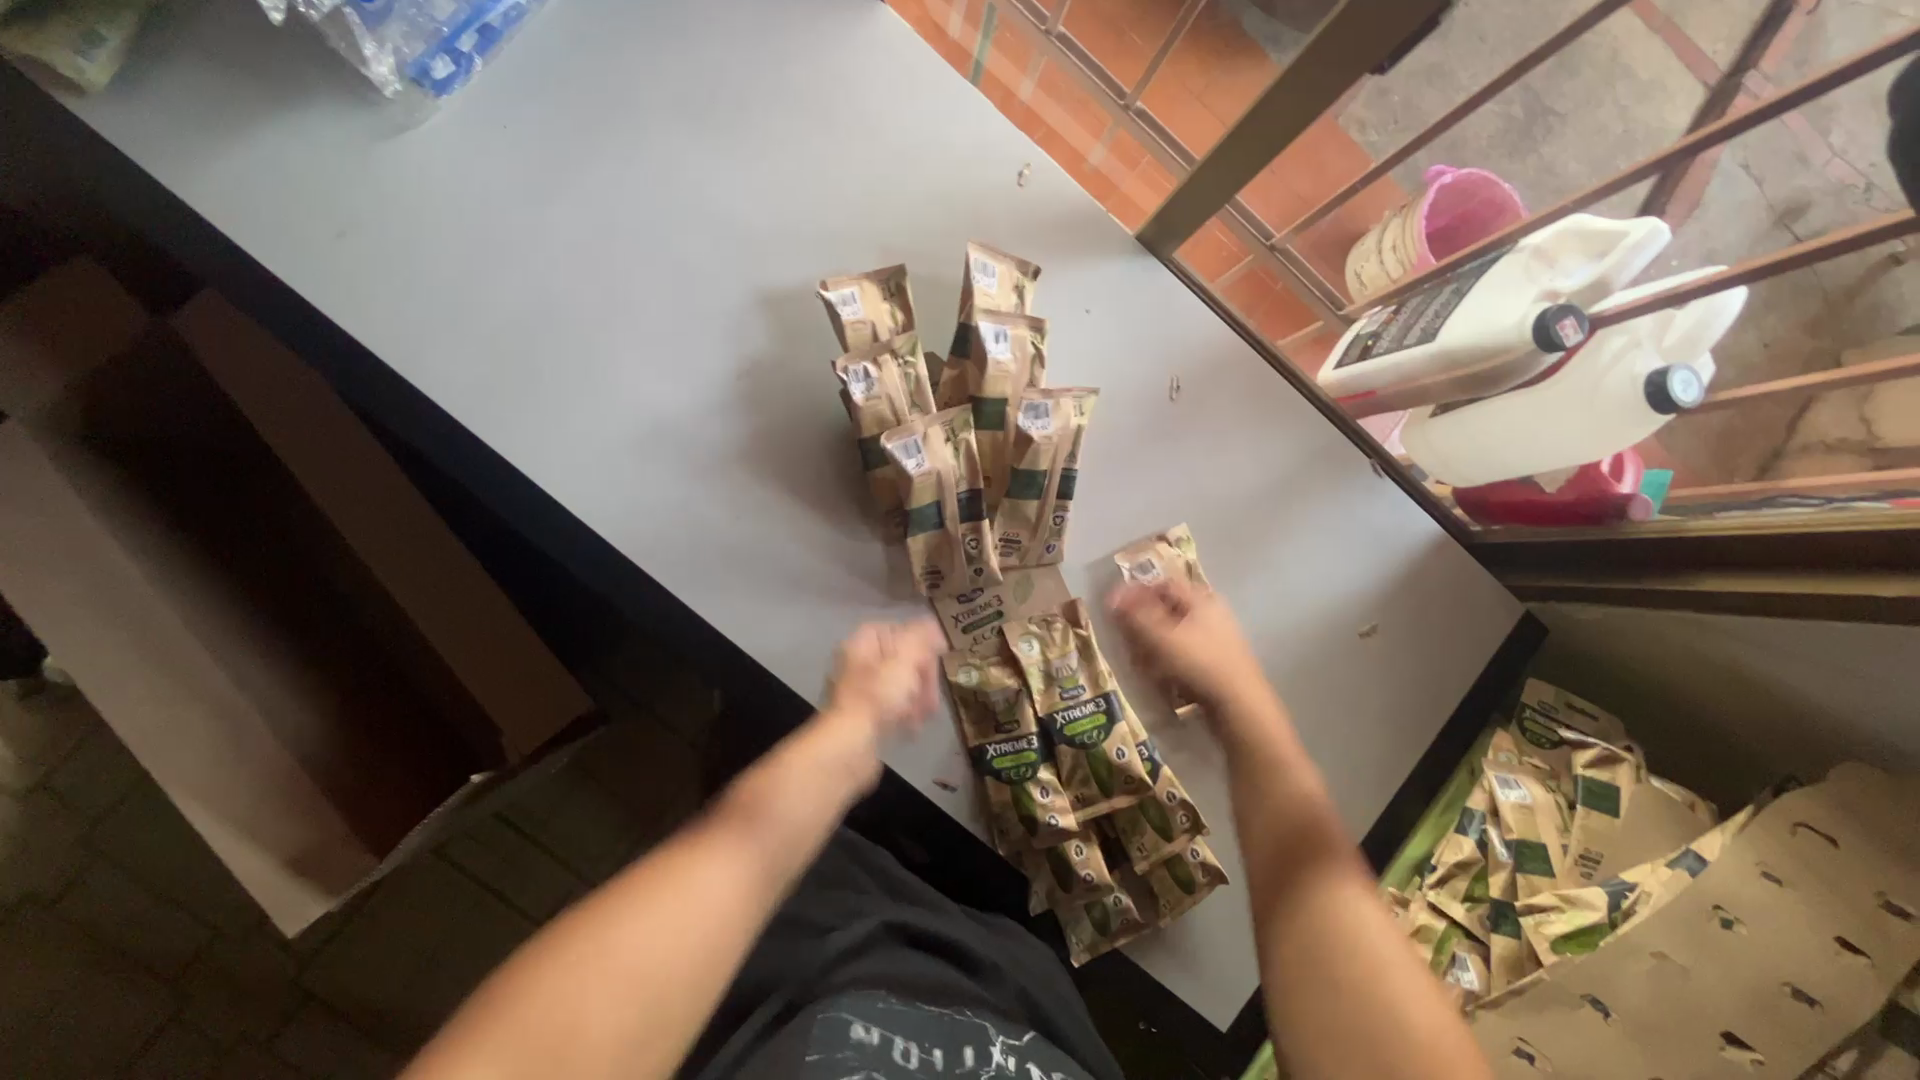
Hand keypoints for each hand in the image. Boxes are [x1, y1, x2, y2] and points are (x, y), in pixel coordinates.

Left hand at [824, 619, 945, 743]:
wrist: (849, 744)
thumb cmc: (877, 696)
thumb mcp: (905, 659)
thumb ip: (921, 637)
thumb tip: (933, 625)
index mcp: (862, 643)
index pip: (896, 630)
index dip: (920, 644)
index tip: (937, 658)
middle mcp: (857, 663)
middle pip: (900, 660)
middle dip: (922, 677)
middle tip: (931, 695)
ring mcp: (859, 691)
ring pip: (898, 686)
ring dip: (917, 698)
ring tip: (925, 714)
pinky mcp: (862, 716)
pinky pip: (891, 708)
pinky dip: (905, 714)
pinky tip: (913, 726)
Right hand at [1107, 577, 1272, 718]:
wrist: (1239, 705)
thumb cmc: (1200, 663)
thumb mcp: (1162, 636)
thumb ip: (1136, 614)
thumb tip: (1112, 596)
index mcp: (1201, 599)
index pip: (1163, 584)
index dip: (1138, 592)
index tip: (1117, 608)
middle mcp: (1211, 613)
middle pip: (1167, 610)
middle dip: (1143, 625)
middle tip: (1127, 641)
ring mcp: (1215, 638)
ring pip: (1173, 634)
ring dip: (1153, 647)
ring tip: (1141, 664)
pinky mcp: (1215, 662)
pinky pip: (1183, 654)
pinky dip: (1167, 661)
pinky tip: (1159, 677)